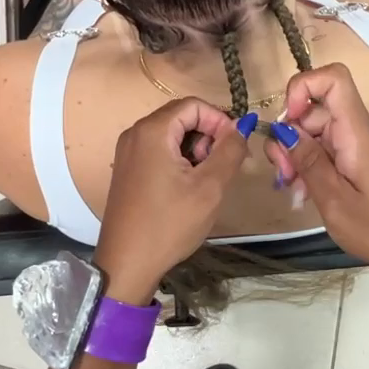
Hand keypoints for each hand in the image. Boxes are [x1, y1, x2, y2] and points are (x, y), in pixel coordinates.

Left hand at [97, 97, 248, 303]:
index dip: (219, 120)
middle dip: (207, 134)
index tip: (235, 147)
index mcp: (152, 131)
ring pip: (171, 133)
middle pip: (180, 116)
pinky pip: (158, 149)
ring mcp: (127, 151)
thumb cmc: (169, 224)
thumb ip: (229, 151)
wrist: (127, 263)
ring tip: (206, 179)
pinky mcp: (127, 168)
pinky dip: (178, 158)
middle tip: (221, 165)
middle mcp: (135, 133)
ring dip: (195, 148)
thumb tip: (241, 126)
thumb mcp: (209, 187)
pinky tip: (187, 186)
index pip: (193, 105)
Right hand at [263, 64, 368, 272]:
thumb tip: (283, 130)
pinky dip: (308, 165)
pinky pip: (324, 148)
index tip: (286, 122)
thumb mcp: (335, 202)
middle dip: (289, 136)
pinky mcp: (356, 157)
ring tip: (293, 189)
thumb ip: (308, 163)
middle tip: (284, 175)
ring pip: (314, 130)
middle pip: (314, 108)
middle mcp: (357, 129)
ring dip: (296, 155)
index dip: (302, 87)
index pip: (332, 78)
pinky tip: (304, 192)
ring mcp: (356, 142)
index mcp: (356, 132)